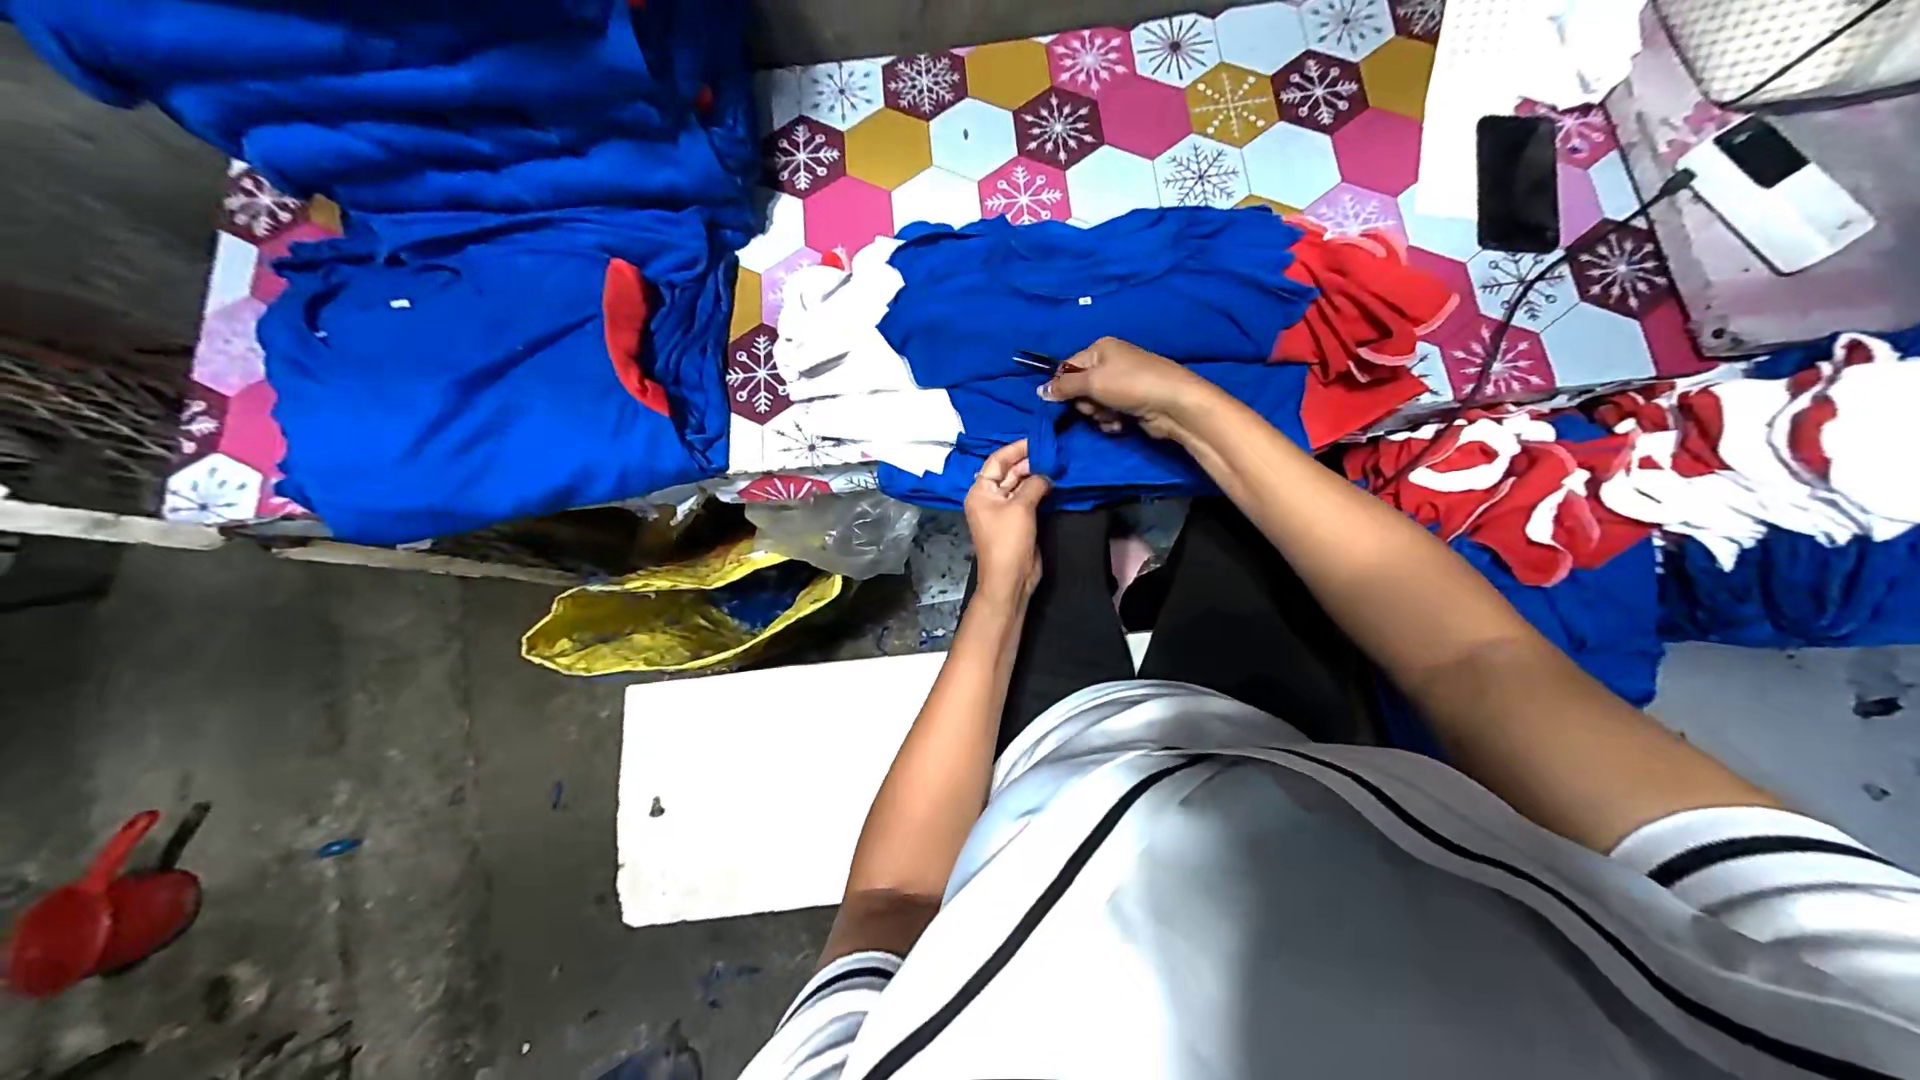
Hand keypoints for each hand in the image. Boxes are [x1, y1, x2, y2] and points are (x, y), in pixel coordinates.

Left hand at [964, 440, 1049, 602]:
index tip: (1038, 440)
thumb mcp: (1021, 507)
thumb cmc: (1009, 540)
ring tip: (1058, 463)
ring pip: (1020, 484)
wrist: (1011, 577)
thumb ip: (1034, 484)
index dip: (1016, 449)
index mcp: (980, 491)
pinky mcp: (1018, 520)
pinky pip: (1028, 498)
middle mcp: (989, 497)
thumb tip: (1046, 474)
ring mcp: (1004, 509)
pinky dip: (1040, 490)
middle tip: (1054, 452)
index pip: (997, 461)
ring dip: (1037, 475)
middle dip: (1029, 461)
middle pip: (1009, 471)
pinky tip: (1055, 481)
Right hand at [1038, 337, 1218, 442]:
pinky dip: (1111, 421)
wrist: (1173, 403)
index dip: (1062, 386)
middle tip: (1096, 406)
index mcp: (1100, 348)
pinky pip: (1108, 415)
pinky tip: (1122, 423)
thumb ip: (1064, 387)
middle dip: (1084, 403)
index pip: (1067, 367)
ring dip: (1098, 415)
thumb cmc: (1130, 385)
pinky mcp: (1130, 404)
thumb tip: (1040, 391)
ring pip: (1093, 405)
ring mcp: (1122, 384)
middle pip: (1079, 388)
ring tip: (1113, 415)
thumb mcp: (1092, 382)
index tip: (1061, 402)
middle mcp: (1110, 363)